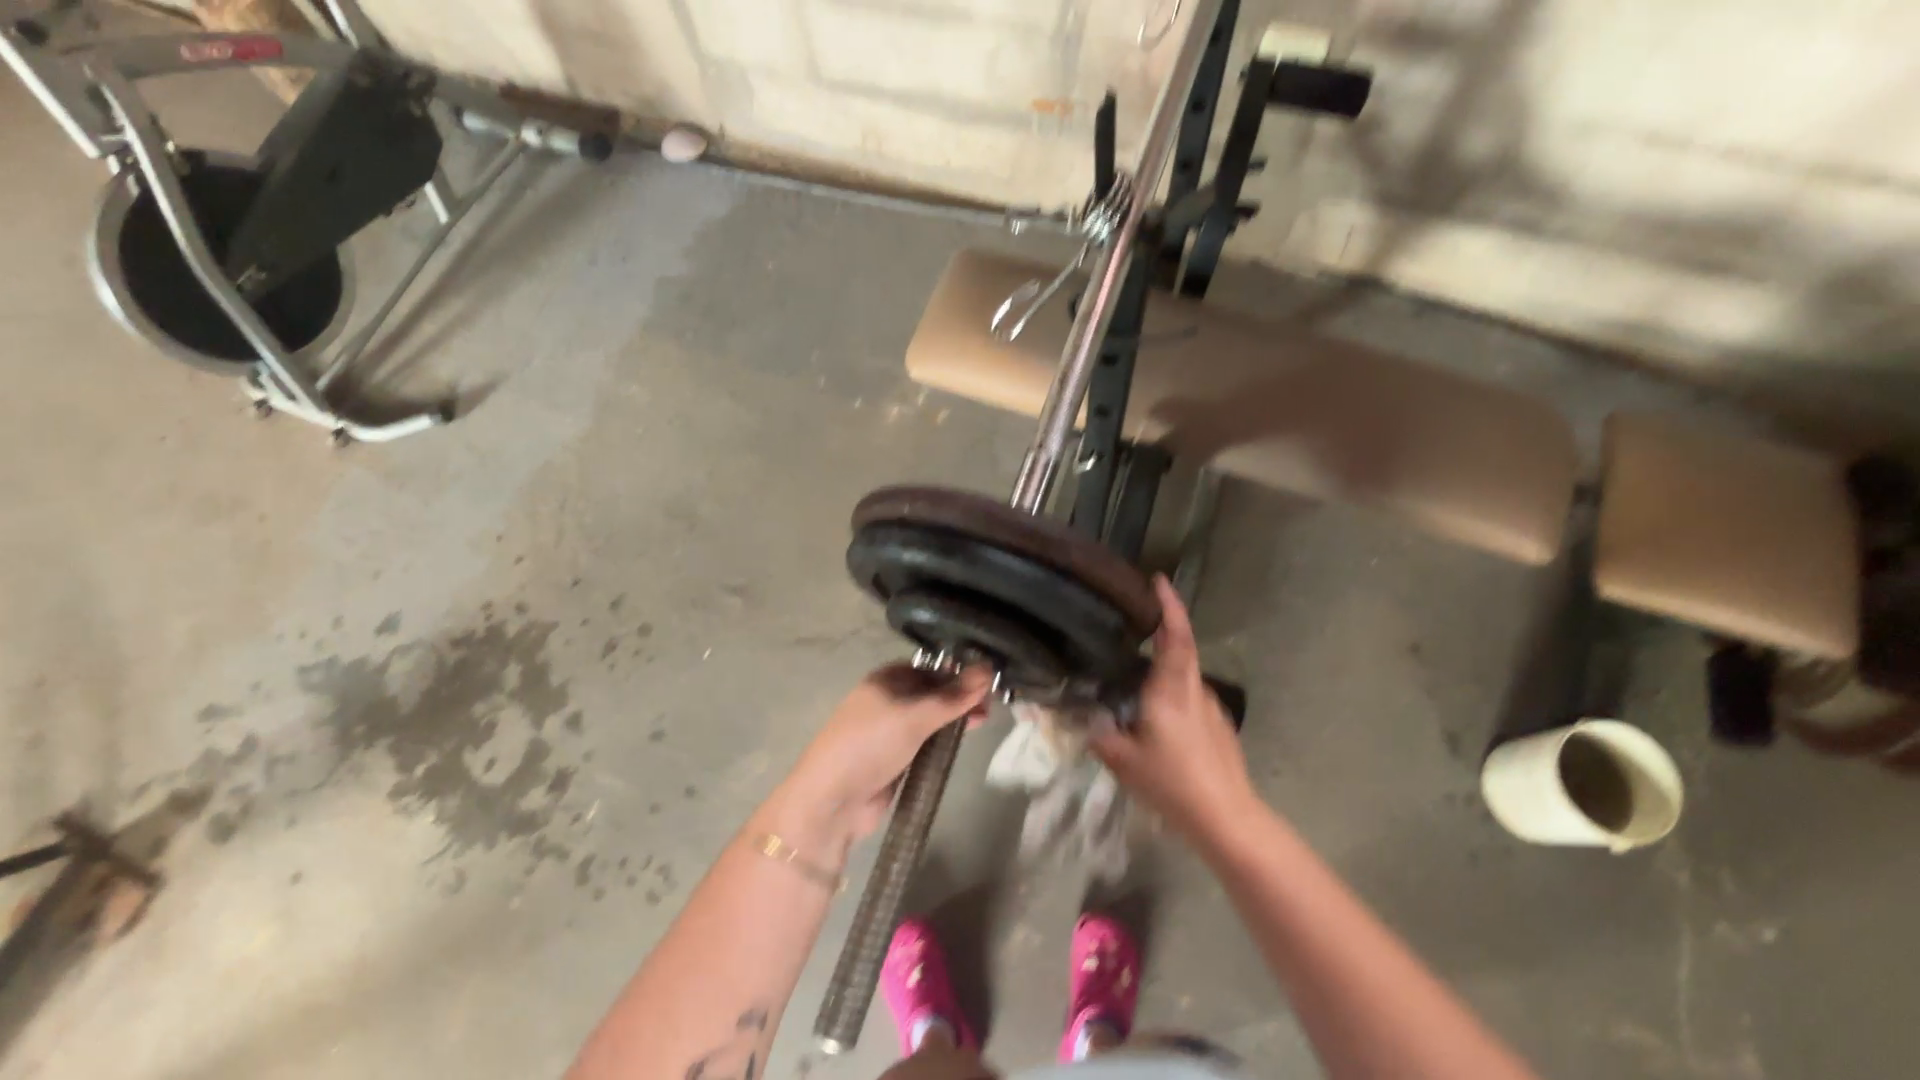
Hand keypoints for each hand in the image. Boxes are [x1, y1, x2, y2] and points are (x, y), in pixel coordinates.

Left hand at [765, 664, 990, 852]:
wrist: (832, 801)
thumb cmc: (870, 746)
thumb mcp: (914, 717)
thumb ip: (952, 697)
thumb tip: (988, 668)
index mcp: (885, 680)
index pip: (929, 667)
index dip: (957, 672)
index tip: (989, 681)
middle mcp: (887, 701)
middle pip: (932, 693)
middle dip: (960, 697)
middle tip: (991, 706)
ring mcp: (890, 732)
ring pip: (931, 719)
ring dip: (955, 719)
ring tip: (984, 722)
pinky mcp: (896, 759)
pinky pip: (926, 744)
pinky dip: (944, 741)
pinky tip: (963, 742)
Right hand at [1091, 575, 1257, 841]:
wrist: (1226, 817)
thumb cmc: (1172, 783)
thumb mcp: (1123, 761)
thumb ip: (1099, 734)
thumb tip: (1080, 717)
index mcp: (1171, 690)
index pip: (1175, 636)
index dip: (1169, 606)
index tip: (1159, 581)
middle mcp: (1195, 691)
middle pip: (1182, 650)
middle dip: (1164, 629)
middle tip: (1136, 622)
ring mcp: (1212, 709)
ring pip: (1186, 677)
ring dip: (1166, 667)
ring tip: (1136, 677)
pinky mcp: (1219, 728)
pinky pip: (1191, 699)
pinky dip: (1174, 694)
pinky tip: (1158, 719)